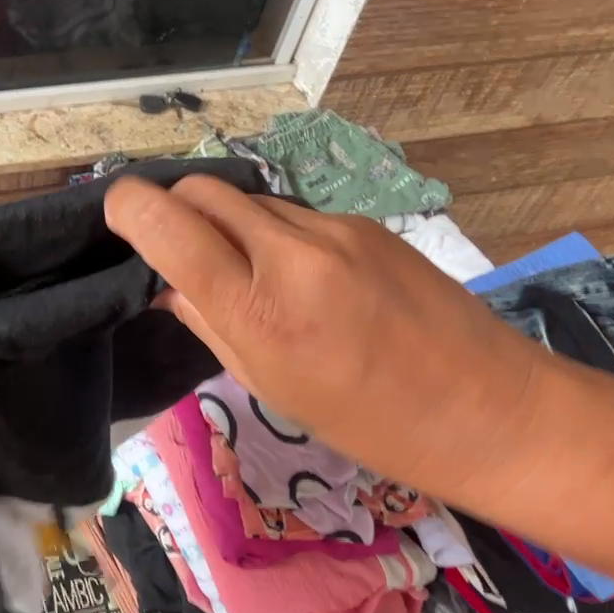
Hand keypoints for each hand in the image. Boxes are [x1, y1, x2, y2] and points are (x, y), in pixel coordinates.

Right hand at [104, 175, 556, 497]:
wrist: (497, 411)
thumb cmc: (371, 423)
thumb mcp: (271, 386)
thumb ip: (207, 322)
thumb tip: (164, 283)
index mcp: (261, 310)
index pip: (167, 226)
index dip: (127, 207)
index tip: (117, 214)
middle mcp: (291, 253)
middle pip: (200, 189)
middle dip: (171, 205)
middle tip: (173, 242)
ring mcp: (333, 229)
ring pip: (246, 200)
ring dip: (226, 222)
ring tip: (245, 268)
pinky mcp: (362, 220)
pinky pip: (292, 213)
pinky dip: (273, 232)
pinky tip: (302, 274)